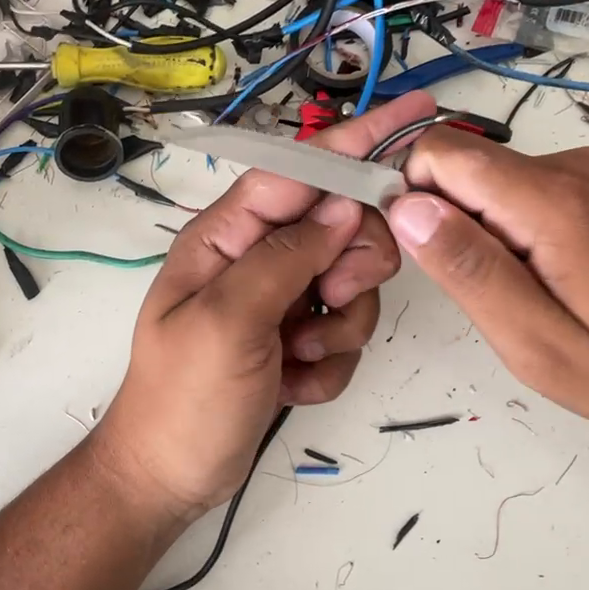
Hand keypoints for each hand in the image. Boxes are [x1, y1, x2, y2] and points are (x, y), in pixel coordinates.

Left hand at [89, 94, 436, 522]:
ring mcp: (281, 299)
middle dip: (353, 265)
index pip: (300, 171)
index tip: (417, 114)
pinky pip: (345, 332)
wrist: (171, 475)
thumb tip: (343, 205)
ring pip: (354, 283)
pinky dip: (327, 363)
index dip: (357, 140)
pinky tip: (290, 384)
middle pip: (343, 226)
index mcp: (228, 236)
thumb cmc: (182, 399)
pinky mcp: (298, 338)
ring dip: (337, 328)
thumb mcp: (227, 323)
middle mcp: (258, 257)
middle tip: (331, 298)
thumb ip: (286, 259)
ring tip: (294, 358)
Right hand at [382, 130, 588, 454]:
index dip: (409, 193)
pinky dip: (525, 227)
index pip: (440, 153)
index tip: (418, 253)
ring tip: (529, 295)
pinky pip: (538, 189)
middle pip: (468, 166)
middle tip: (483, 294)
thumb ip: (470, 271)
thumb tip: (407, 206)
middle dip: (449, 219)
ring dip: (490, 229)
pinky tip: (561, 280)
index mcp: (555, 203)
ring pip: (501, 180)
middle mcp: (578, 168)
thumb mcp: (540, 345)